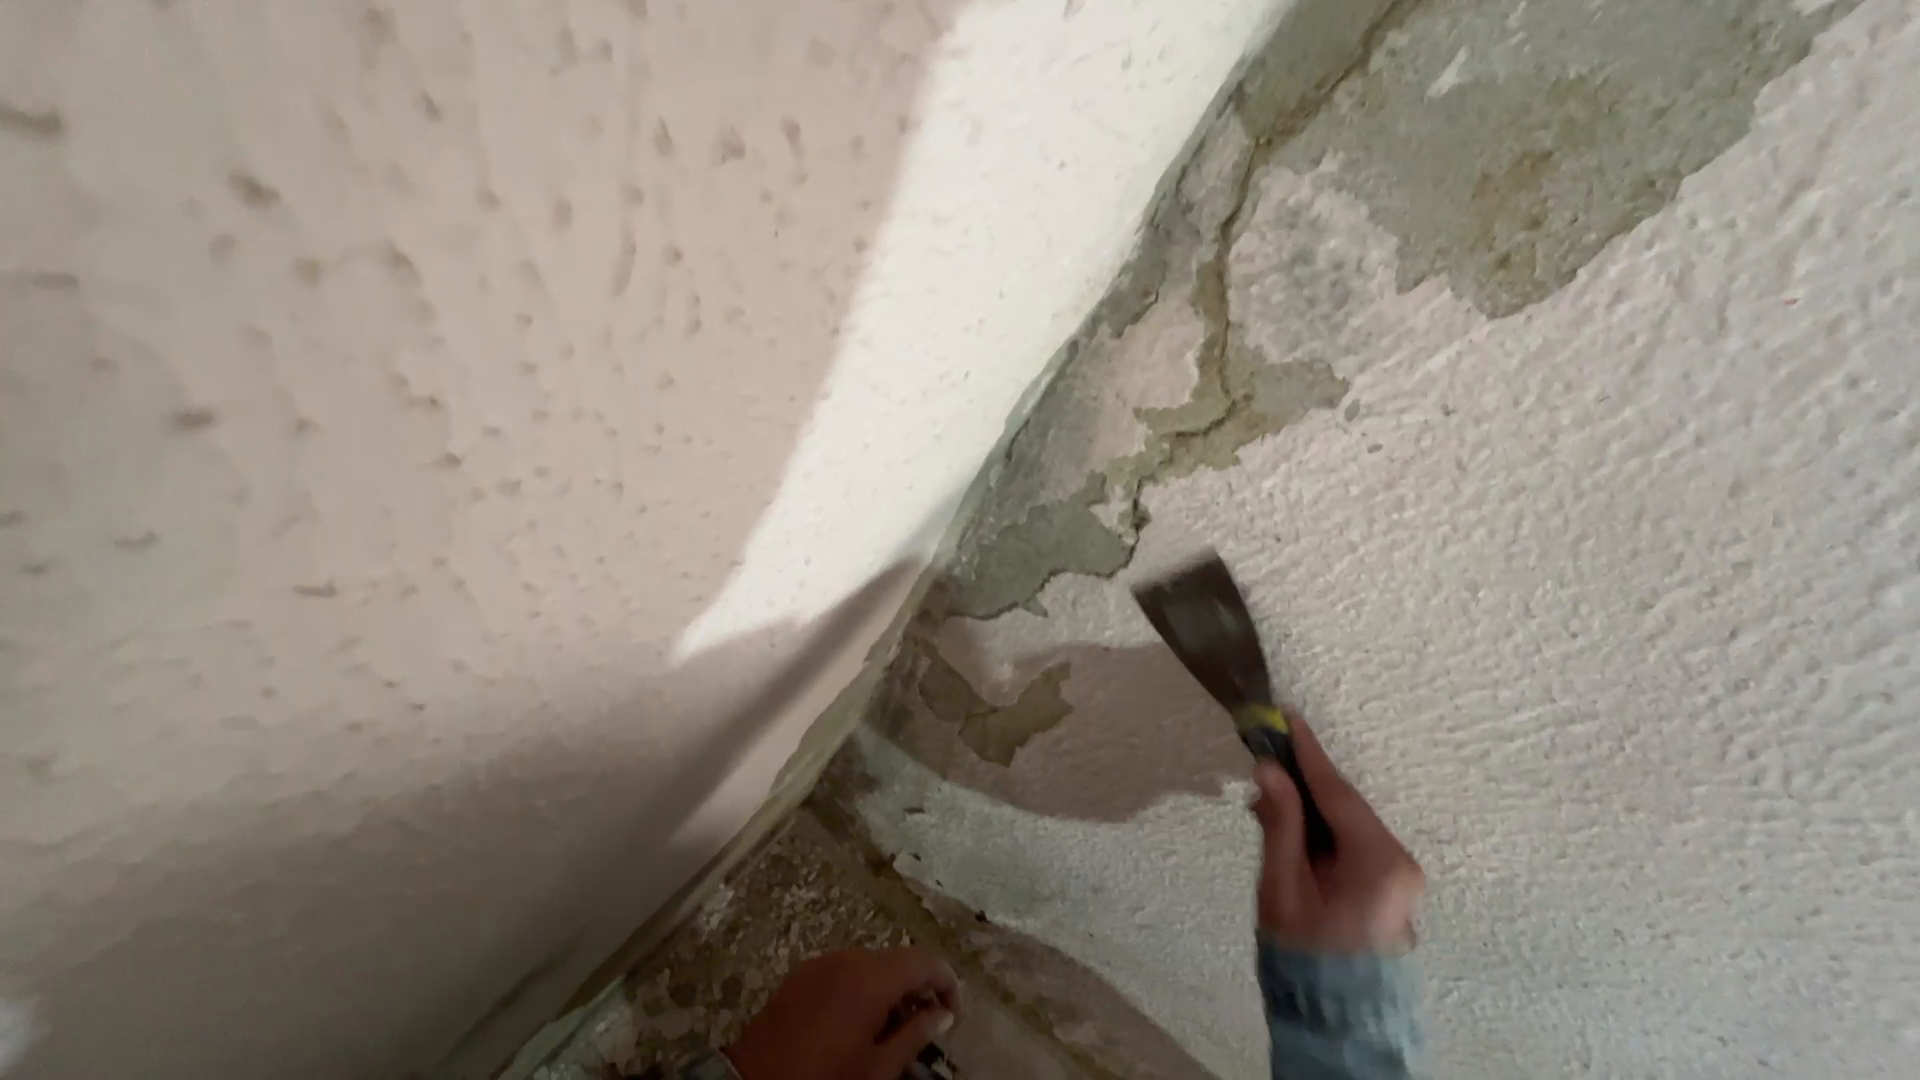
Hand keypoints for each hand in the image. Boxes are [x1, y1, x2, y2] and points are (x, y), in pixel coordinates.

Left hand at [726, 947, 960, 1079]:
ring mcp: (822, 962)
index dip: (946, 982)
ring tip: (892, 1029)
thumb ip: (915, 1035)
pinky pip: (845, 971)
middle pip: (897, 960)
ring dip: (890, 989)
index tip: (952, 1015)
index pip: (924, 960)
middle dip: (917, 988)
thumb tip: (942, 1014)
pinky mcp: (802, 973)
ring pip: (871, 965)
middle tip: (926, 1026)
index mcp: (871, 977)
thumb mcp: (877, 1068)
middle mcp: (849, 958)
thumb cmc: (823, 1078)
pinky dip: (862, 988)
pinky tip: (859, 1022)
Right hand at [1251, 713, 1423, 953]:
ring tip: (1269, 791)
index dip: (1308, 752)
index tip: (1286, 715)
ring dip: (1308, 802)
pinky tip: (1290, 821)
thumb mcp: (1283, 885)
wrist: (1336, 1010)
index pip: (1337, 792)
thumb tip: (1269, 769)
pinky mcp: (1389, 881)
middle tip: (1266, 751)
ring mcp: (1399, 872)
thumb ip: (1280, 823)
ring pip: (1347, 819)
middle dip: (1303, 778)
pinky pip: (1352, 837)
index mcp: (1379, 860)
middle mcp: (1399, 859)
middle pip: (1343, 803)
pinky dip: (1320, 824)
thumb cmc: (1304, 949)